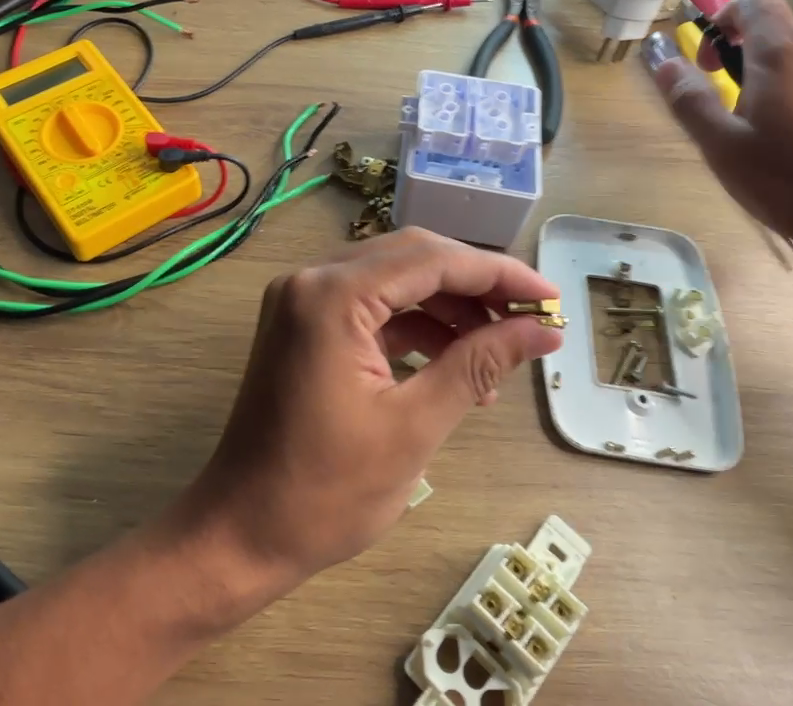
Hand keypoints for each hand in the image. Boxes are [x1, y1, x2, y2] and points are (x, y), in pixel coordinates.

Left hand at [170, 228, 561, 593]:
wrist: (241, 533)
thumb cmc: (326, 492)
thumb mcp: (415, 426)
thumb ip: (479, 365)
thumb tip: (543, 331)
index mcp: (332, 296)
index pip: (432, 259)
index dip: (499, 275)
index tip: (551, 299)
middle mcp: (311, 281)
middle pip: (412, 259)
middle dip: (476, 287)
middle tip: (531, 320)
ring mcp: (302, 302)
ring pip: (393, 281)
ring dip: (448, 309)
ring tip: (499, 352)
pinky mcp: (303, 327)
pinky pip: (371, 309)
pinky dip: (415, 329)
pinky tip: (455, 365)